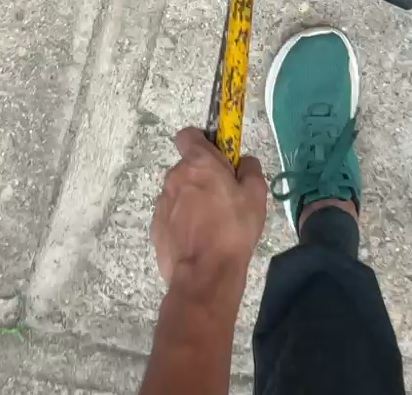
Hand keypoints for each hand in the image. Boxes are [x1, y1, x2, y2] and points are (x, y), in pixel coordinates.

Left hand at [150, 127, 268, 293]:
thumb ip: (250, 169)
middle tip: (222, 196)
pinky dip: (182, 220)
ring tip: (210, 223)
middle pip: (187, 166)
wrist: (205, 275)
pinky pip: (172, 214)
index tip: (216, 155)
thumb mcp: (256, 194)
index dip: (201, 140)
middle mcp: (175, 177)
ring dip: (191, 199)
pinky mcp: (155, 227)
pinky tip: (197, 238)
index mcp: (198, 163)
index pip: (188, 134)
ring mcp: (162, 203)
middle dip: (202, 175)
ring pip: (179, 191)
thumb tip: (243, 162)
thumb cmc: (233, 229)